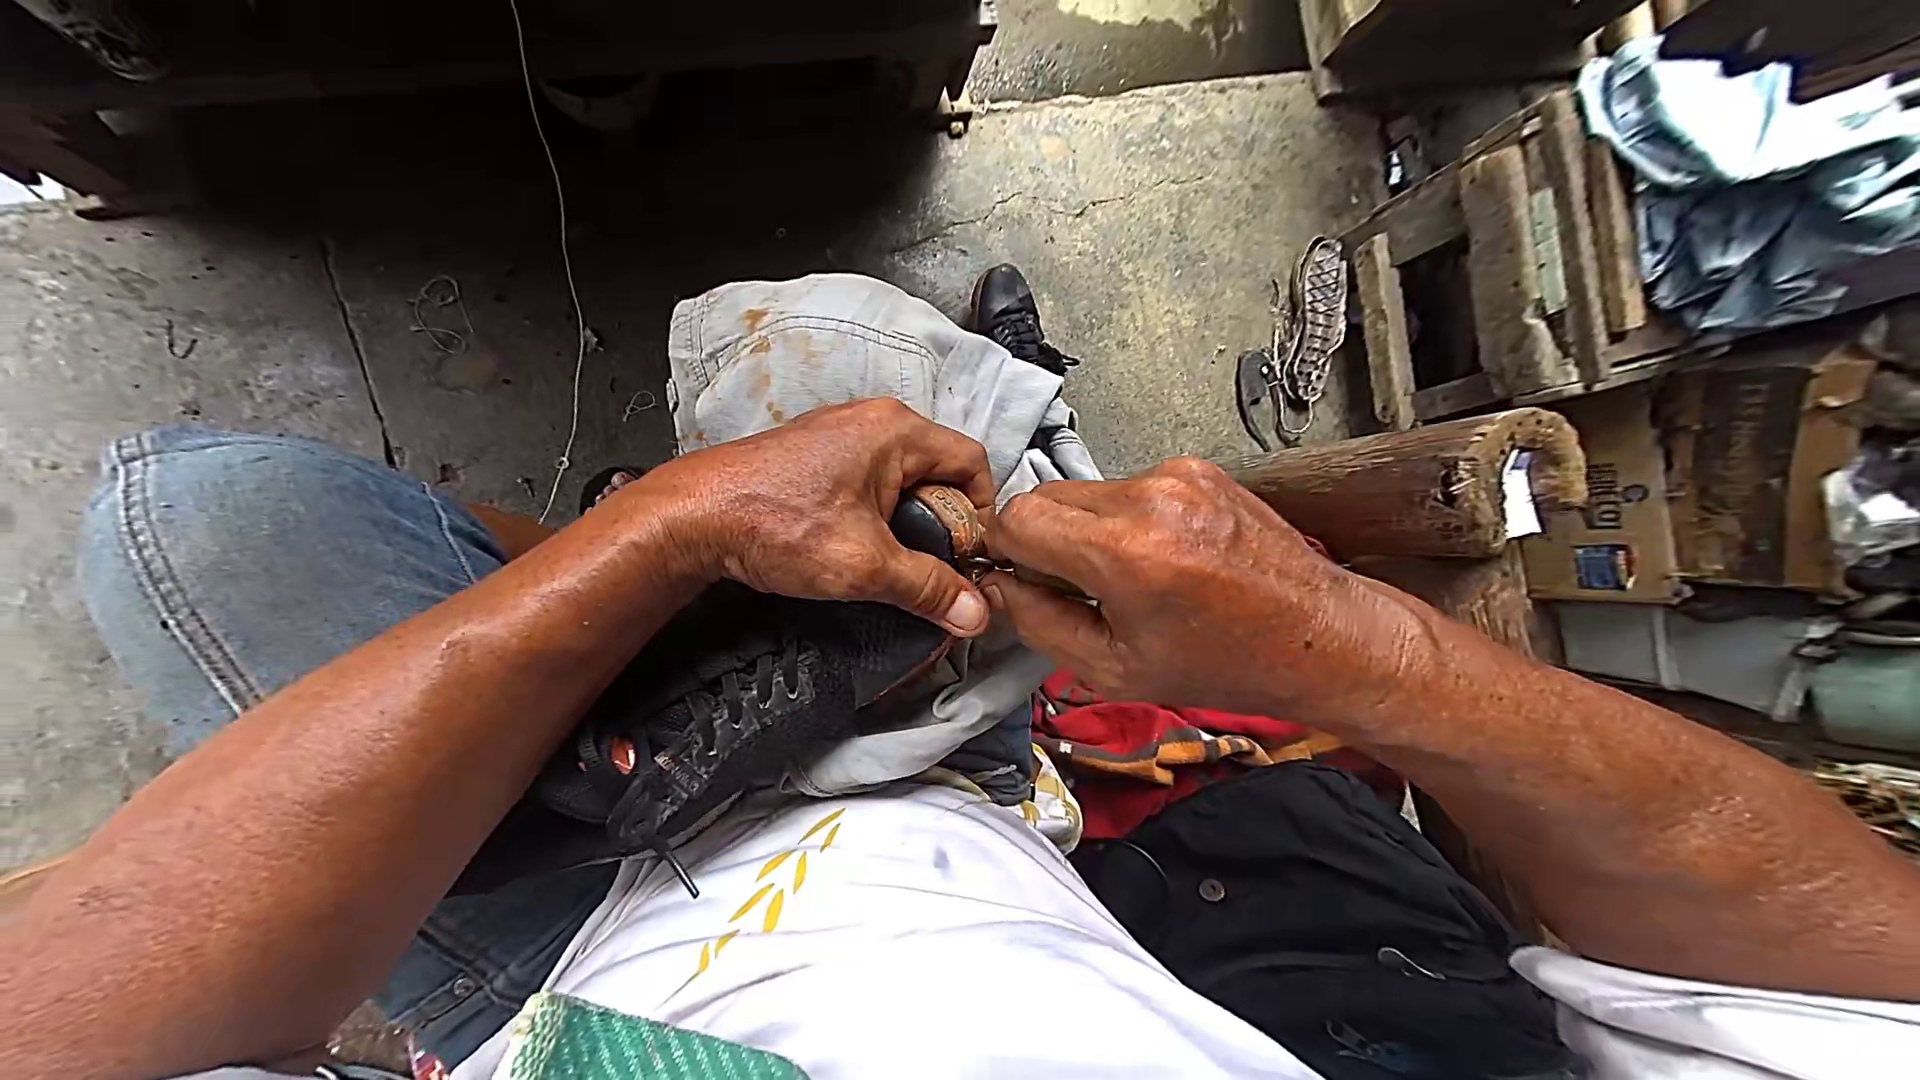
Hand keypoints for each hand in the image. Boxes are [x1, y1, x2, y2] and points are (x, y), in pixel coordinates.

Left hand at [635, 398, 997, 635]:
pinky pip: (871, 479)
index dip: (980, 512)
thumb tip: (971, 612)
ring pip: (904, 477)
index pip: (973, 462)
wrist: (691, 518)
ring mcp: (842, 434)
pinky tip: (856, 543)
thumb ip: (927, 588)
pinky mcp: (819, 455)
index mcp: (896, 430)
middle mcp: (871, 421)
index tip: (968, 552)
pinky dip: (877, 512)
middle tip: (928, 561)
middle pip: (940, 470)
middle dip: (943, 520)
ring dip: (908, 519)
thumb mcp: (864, 564)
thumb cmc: (769, 522)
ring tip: (888, 557)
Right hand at [983, 458, 1433, 721]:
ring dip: (1080, 528)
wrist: (1318, 635)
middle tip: (1069, 581)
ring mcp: (1176, 474)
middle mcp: (1148, 497)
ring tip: (1122, 571)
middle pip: (1043, 496)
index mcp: (1126, 553)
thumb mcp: (1112, 669)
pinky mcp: (1194, 467)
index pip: (1018, 517)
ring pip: (1082, 490)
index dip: (1003, 549)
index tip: (1016, 575)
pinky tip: (1153, 552)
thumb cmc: (1220, 664)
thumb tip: (997, 585)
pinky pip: (1122, 486)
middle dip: (1040, 538)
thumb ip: (1037, 622)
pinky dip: (1118, 517)